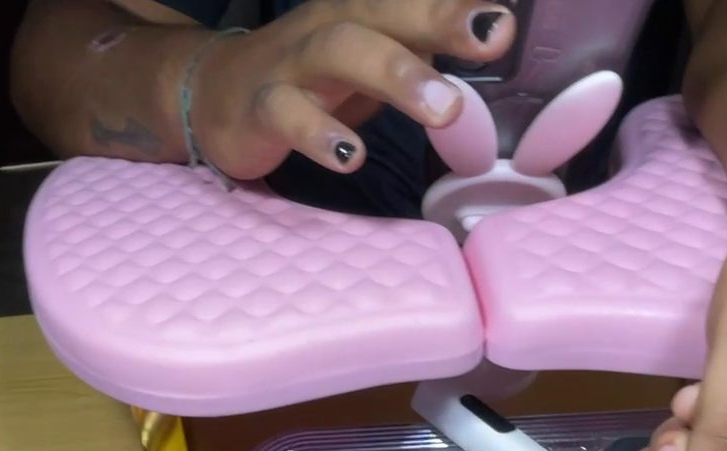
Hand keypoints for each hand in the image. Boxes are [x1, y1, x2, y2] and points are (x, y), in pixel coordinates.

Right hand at [187, 0, 513, 178]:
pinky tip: (352, 159)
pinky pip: (288, 115)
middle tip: (494, 38)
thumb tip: (485, 50)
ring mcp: (291, 66)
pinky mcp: (260, 108)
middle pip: (383, 11)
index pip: (413, 0)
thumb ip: (417, 58)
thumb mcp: (367, 66)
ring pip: (340, 52)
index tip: (508, 19)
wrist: (217, 96)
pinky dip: (321, 136)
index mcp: (360, 15)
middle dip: (440, 19)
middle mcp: (329, 28)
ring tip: (444, 111)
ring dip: (395, 75)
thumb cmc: (309, 83)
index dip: (460, 4)